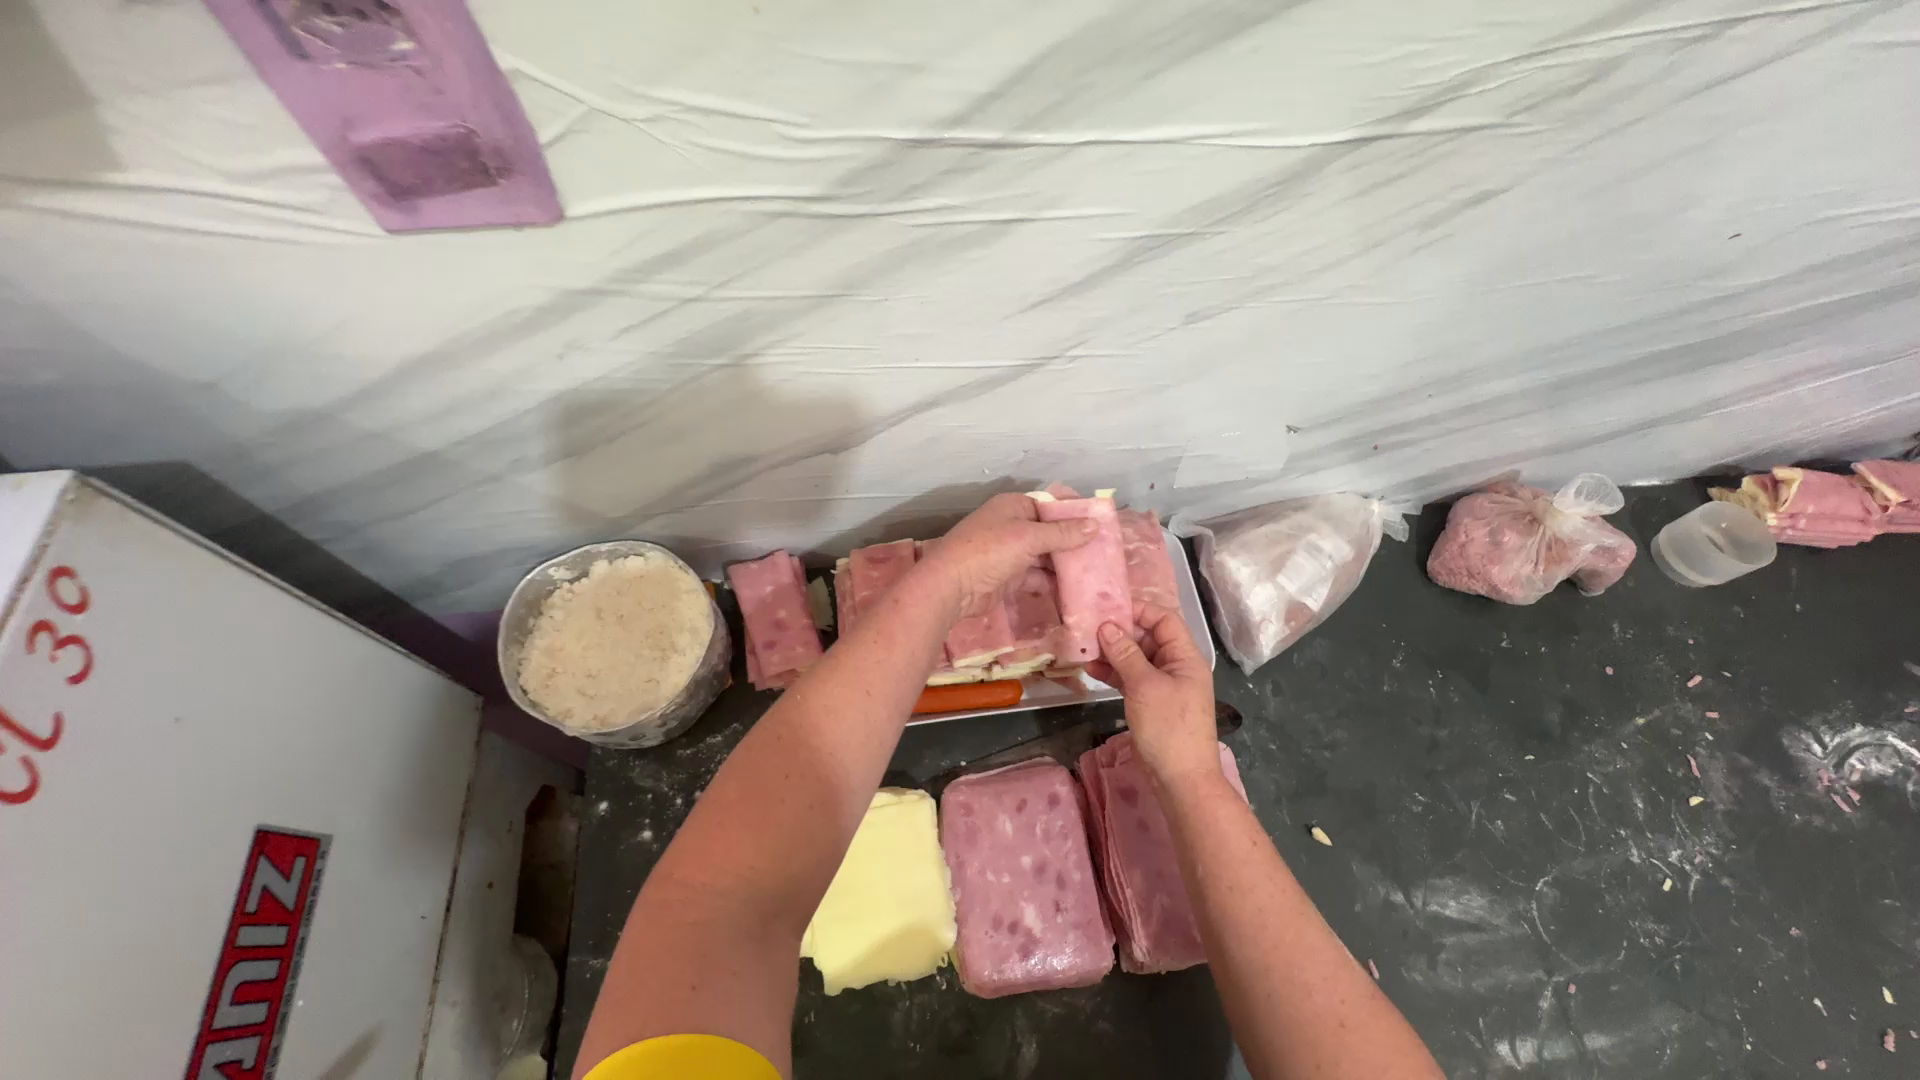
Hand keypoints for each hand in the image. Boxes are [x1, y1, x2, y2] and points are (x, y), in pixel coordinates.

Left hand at [918, 493, 1095, 614]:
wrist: (951, 587)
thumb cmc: (989, 551)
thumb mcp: (1028, 538)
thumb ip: (1062, 533)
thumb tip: (1095, 525)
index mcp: (1014, 507)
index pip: (1050, 505)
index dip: (1074, 513)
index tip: (1102, 523)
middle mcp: (1012, 526)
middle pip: (1050, 532)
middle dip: (1074, 542)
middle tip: (1104, 552)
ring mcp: (1009, 553)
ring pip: (1044, 556)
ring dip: (1065, 565)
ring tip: (1095, 573)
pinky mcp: (1008, 577)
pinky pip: (1036, 577)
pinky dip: (1052, 582)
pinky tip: (1074, 590)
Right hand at [1090, 604, 1219, 785]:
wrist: (1181, 779)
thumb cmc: (1168, 728)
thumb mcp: (1145, 686)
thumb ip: (1126, 654)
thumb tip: (1107, 626)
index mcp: (1185, 657)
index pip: (1164, 620)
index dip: (1138, 610)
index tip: (1108, 608)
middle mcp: (1176, 666)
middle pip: (1148, 637)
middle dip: (1120, 631)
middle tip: (1089, 627)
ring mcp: (1163, 685)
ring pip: (1136, 658)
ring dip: (1113, 653)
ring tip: (1084, 647)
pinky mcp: (1150, 702)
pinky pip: (1131, 678)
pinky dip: (1113, 673)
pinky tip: (1090, 669)